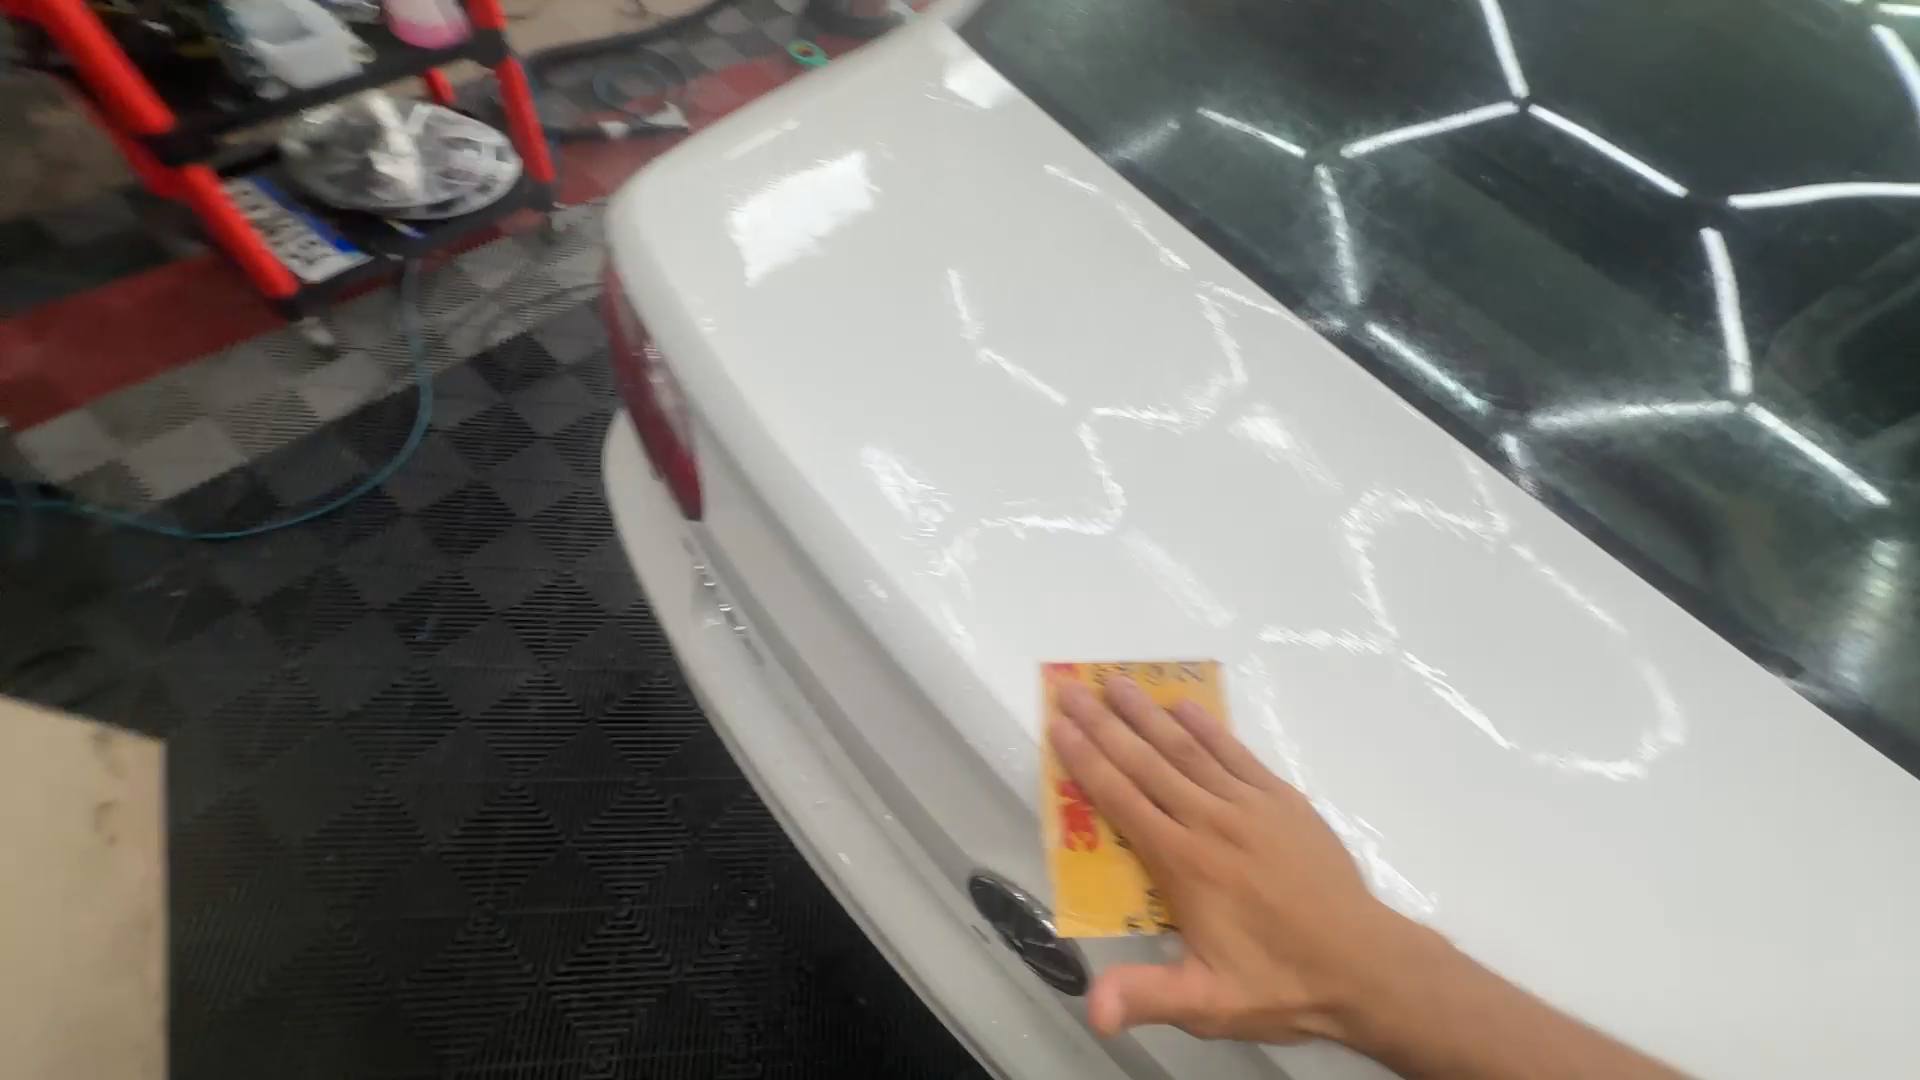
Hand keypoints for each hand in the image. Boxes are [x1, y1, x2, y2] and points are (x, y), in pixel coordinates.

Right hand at [1048, 675, 1428, 1043]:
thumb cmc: (1279, 982)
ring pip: (1186, 749)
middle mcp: (1209, 821)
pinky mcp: (1282, 799)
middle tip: (1070, 688)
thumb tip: (1090, 1010)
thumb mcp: (1209, 1004)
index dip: (1086, 760)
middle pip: (1145, 762)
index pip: (1121, 799)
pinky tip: (1186, 705)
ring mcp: (1248, 804)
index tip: (1059, 726)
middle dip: (1103, 723)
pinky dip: (1209, 728)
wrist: (1368, 967)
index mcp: (1184, 862)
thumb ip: (1147, 996)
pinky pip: (1236, 754)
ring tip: (1117, 681)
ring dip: (1147, 713)